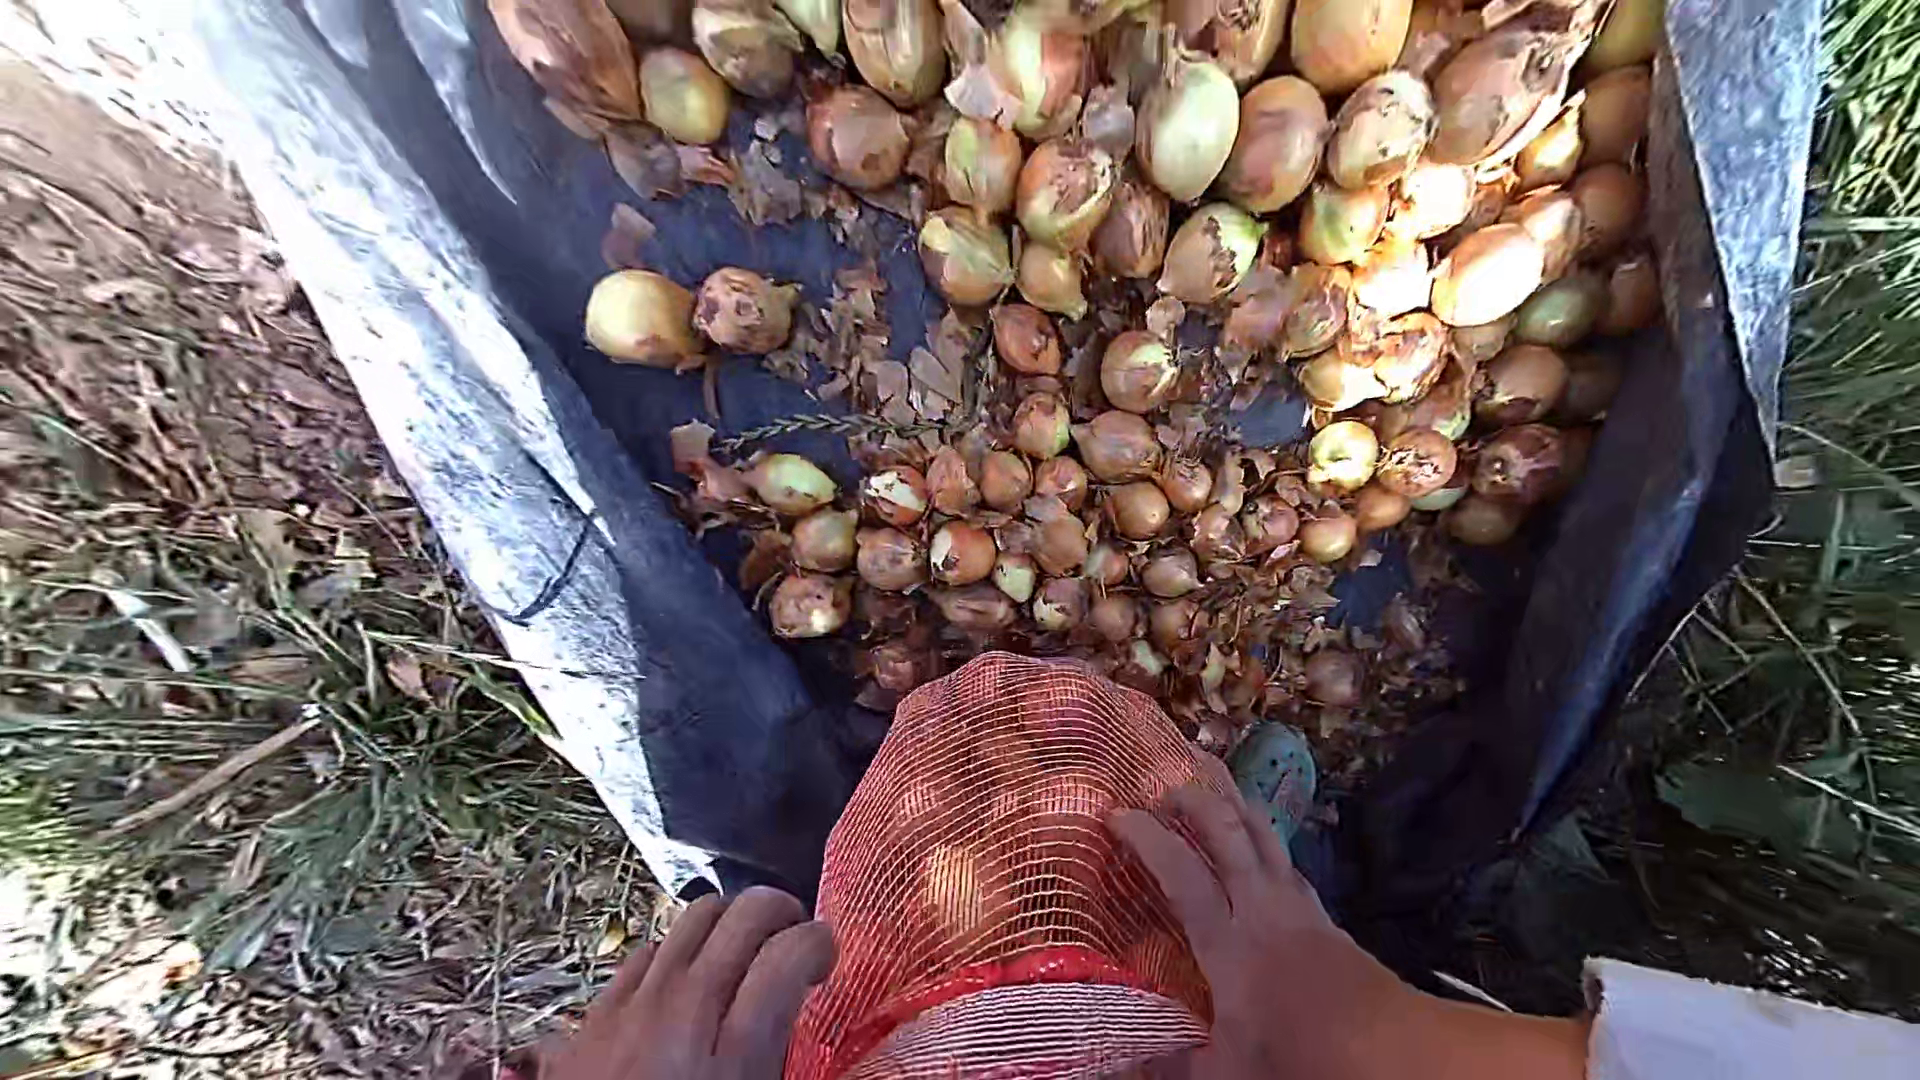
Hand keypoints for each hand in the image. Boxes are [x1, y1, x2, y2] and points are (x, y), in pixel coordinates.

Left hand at [543, 886, 835, 1079]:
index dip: (820, 942)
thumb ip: (781, 1055)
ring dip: (734, 923)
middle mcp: (685, 1012)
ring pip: (700, 913)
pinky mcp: (592, 1018)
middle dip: (784, 914)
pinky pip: (649, 950)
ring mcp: (633, 1007)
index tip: (824, 961)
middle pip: (750, 911)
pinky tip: (684, 987)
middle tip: (792, 943)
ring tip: (743, 954)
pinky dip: (678, 954)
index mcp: (734, 1058)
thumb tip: (829, 1041)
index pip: (792, 951)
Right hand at [1109, 767, 1589, 1079]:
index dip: (1145, 836)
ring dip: (1231, 796)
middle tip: (1162, 789)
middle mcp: (1258, 904)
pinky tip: (1255, 830)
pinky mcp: (1318, 907)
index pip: (1178, 870)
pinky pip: (1284, 854)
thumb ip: (1172, 1066)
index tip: (1116, 814)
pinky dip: (1262, 831)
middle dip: (1191, 797)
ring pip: (1260, 828)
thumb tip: (1112, 1069)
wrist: (1402, 1060)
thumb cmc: (1304, 1061)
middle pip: (1225, 828)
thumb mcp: (1232, 1075)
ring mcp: (1292, 900)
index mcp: (1228, 939)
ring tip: (1208, 773)